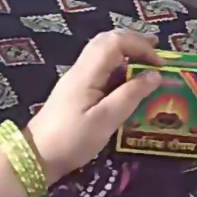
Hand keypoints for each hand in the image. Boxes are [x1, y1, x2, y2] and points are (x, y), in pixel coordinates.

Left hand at [26, 30, 161, 181]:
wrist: (36, 156)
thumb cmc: (72, 139)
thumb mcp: (105, 120)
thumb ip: (131, 95)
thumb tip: (155, 75)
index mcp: (87, 72)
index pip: (115, 42)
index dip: (140, 46)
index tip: (160, 63)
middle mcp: (81, 69)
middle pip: (107, 40)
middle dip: (133, 41)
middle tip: (156, 49)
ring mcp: (76, 79)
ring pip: (102, 52)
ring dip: (125, 51)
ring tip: (146, 60)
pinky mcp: (75, 90)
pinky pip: (99, 67)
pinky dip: (117, 65)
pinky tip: (128, 79)